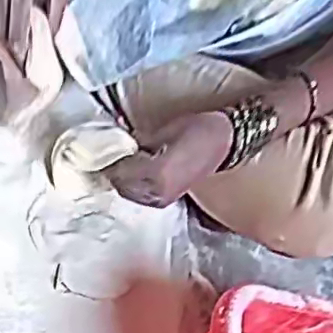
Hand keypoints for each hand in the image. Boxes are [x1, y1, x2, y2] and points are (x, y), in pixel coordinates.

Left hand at [105, 111, 233, 207]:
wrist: (225, 144)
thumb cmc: (198, 130)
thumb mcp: (166, 130)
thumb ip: (140, 141)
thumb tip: (120, 143)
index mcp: (156, 173)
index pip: (121, 172)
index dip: (112, 162)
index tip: (106, 153)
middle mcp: (156, 192)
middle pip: (122, 185)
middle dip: (115, 172)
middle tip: (113, 158)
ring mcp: (159, 200)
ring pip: (128, 194)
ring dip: (123, 181)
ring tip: (124, 165)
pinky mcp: (163, 202)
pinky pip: (139, 198)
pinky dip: (132, 187)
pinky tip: (135, 175)